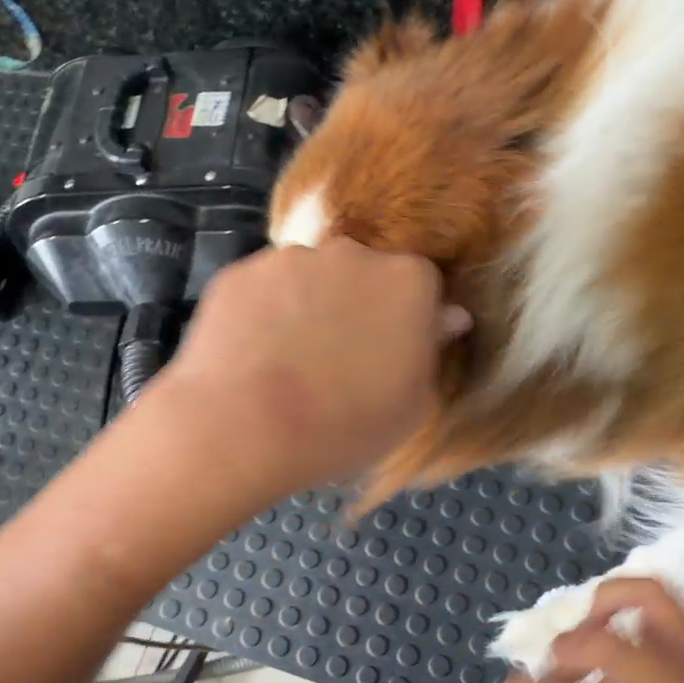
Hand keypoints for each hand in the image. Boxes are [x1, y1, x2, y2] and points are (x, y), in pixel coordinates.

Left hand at [150, 238, 470, 491]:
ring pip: (309, 279)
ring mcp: (288, 258)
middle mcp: (351, 253)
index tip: (390, 356)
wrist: (243, 429)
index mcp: (407, 281)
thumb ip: (431, 352)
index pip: (420, 286)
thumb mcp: (411, 408)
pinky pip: (263, 291)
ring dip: (307, 308)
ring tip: (288, 364)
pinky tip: (253, 358)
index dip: (406, 321)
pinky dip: (262, 315)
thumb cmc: (342, 427)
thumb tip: (445, 318)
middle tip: (338, 362)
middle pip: (363, 274)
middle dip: (356, 307)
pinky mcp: (238, 273)